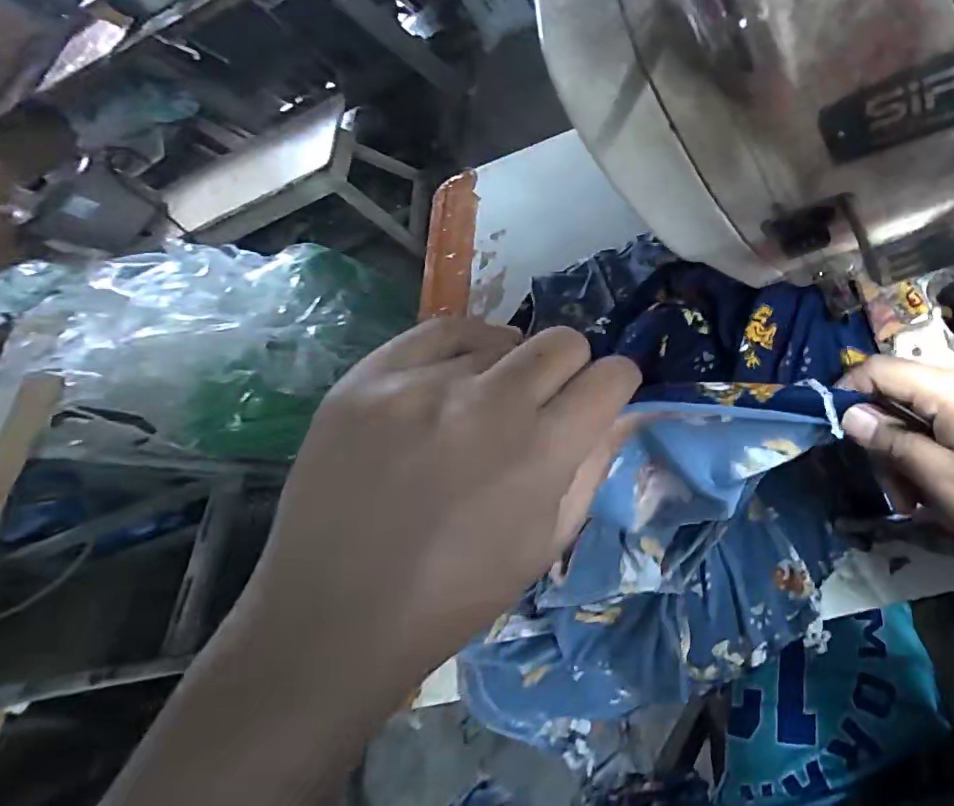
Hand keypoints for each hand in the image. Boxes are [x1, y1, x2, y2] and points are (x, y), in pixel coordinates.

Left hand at [243, 319, 639, 673]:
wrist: (328, 622)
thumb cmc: (458, 592)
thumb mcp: (550, 539)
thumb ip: (596, 463)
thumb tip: (624, 410)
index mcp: (542, 451)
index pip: (612, 376)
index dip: (616, 386)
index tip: (602, 401)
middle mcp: (488, 405)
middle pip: (565, 342)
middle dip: (571, 369)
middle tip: (544, 405)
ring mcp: (422, 386)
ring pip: (505, 337)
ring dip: (510, 369)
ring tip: (482, 410)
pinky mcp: (367, 379)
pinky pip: (444, 330)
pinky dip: (464, 351)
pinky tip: (454, 383)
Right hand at [839, 356, 953, 585]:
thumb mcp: (946, 484)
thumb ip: (893, 444)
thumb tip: (850, 413)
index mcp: (951, 386)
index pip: (878, 367)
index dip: (846, 394)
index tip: (834, 437)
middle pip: (903, 394)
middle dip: (887, 442)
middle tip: (900, 500)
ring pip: (929, 415)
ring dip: (915, 457)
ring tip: (929, 507)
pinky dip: (942, 456)